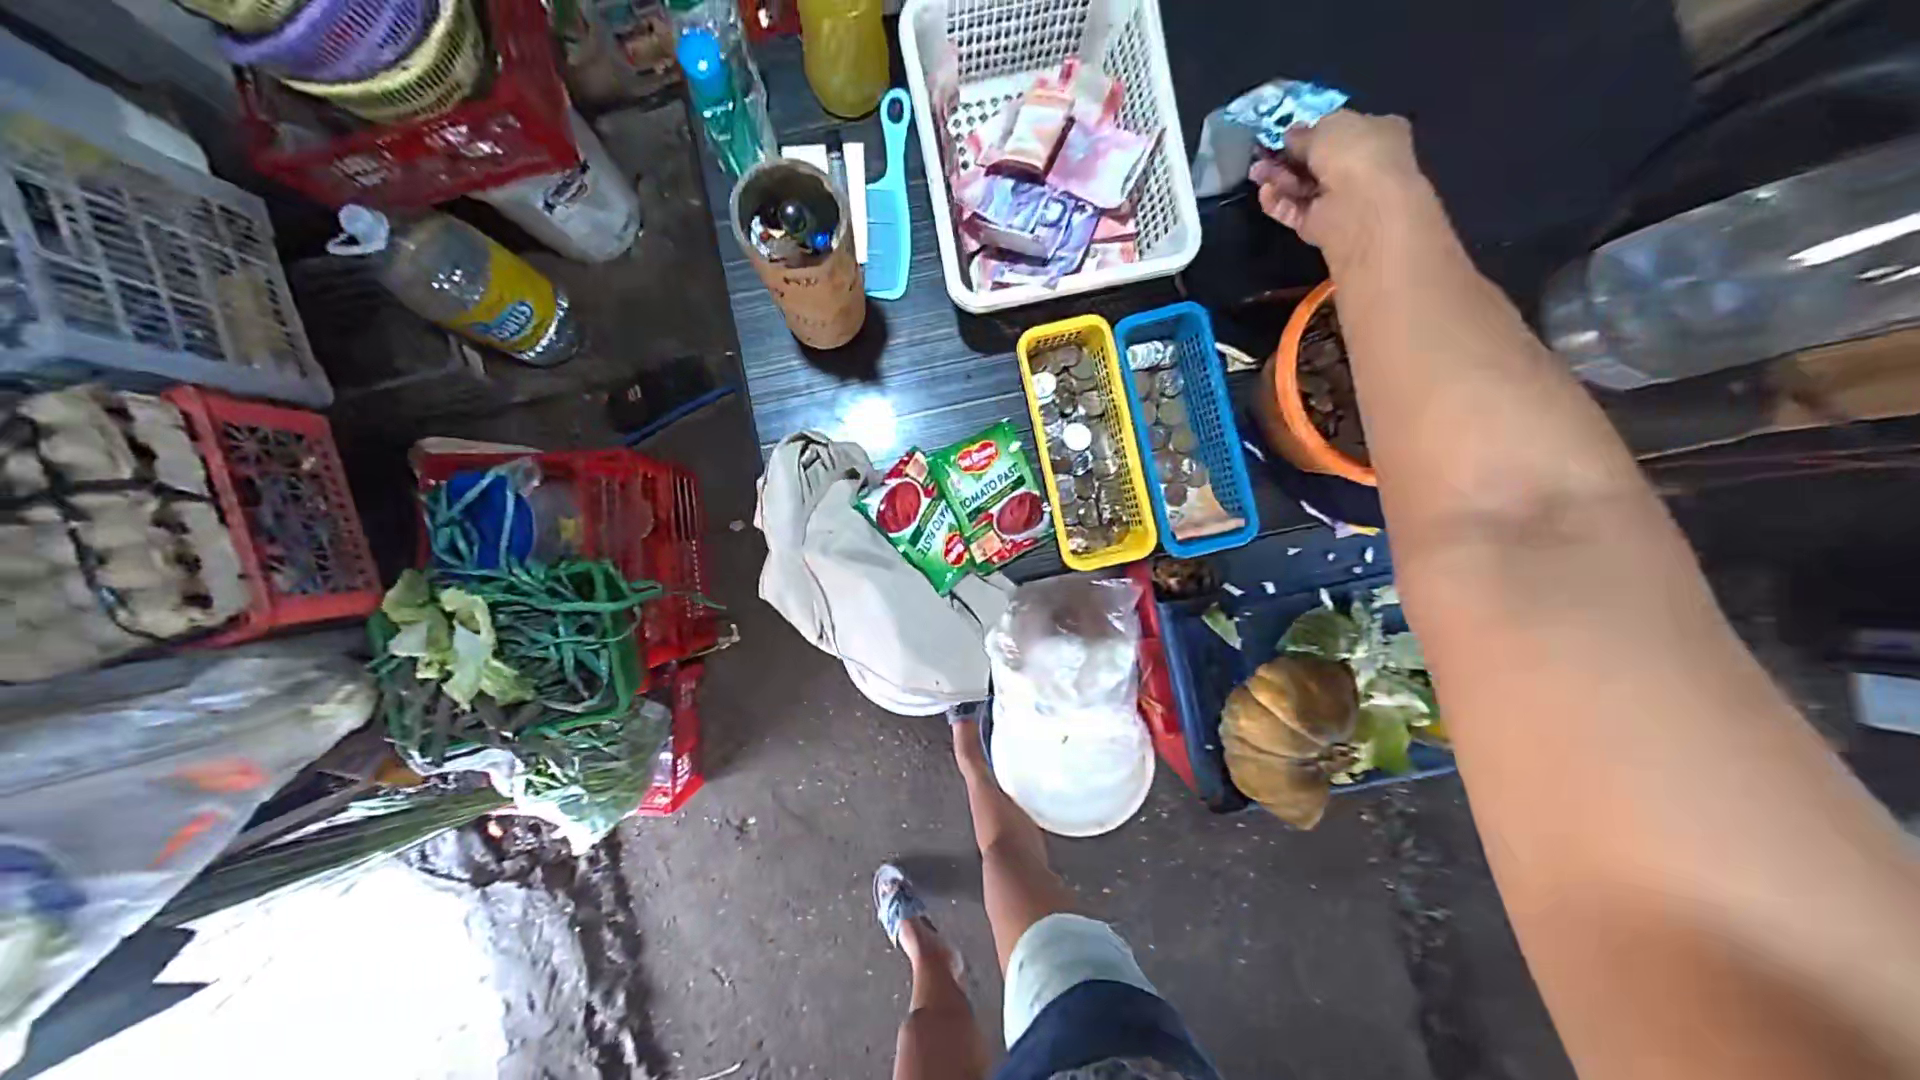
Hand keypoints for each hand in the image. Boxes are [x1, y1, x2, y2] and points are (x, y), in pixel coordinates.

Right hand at [1249, 111, 1430, 260]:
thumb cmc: (1356, 153)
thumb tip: (1290, 136)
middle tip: (1261, 155)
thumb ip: (1305, 133)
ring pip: (1300, 186)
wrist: (1363, 207)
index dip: (1310, 132)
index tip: (1285, 134)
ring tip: (1257, 172)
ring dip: (1277, 177)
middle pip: (1313, 161)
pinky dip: (1278, 202)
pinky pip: (1293, 210)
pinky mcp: (1318, 225)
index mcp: (1373, 134)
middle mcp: (1357, 166)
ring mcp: (1337, 198)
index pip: (1337, 132)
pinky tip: (1265, 192)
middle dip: (1286, 157)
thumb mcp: (1329, 127)